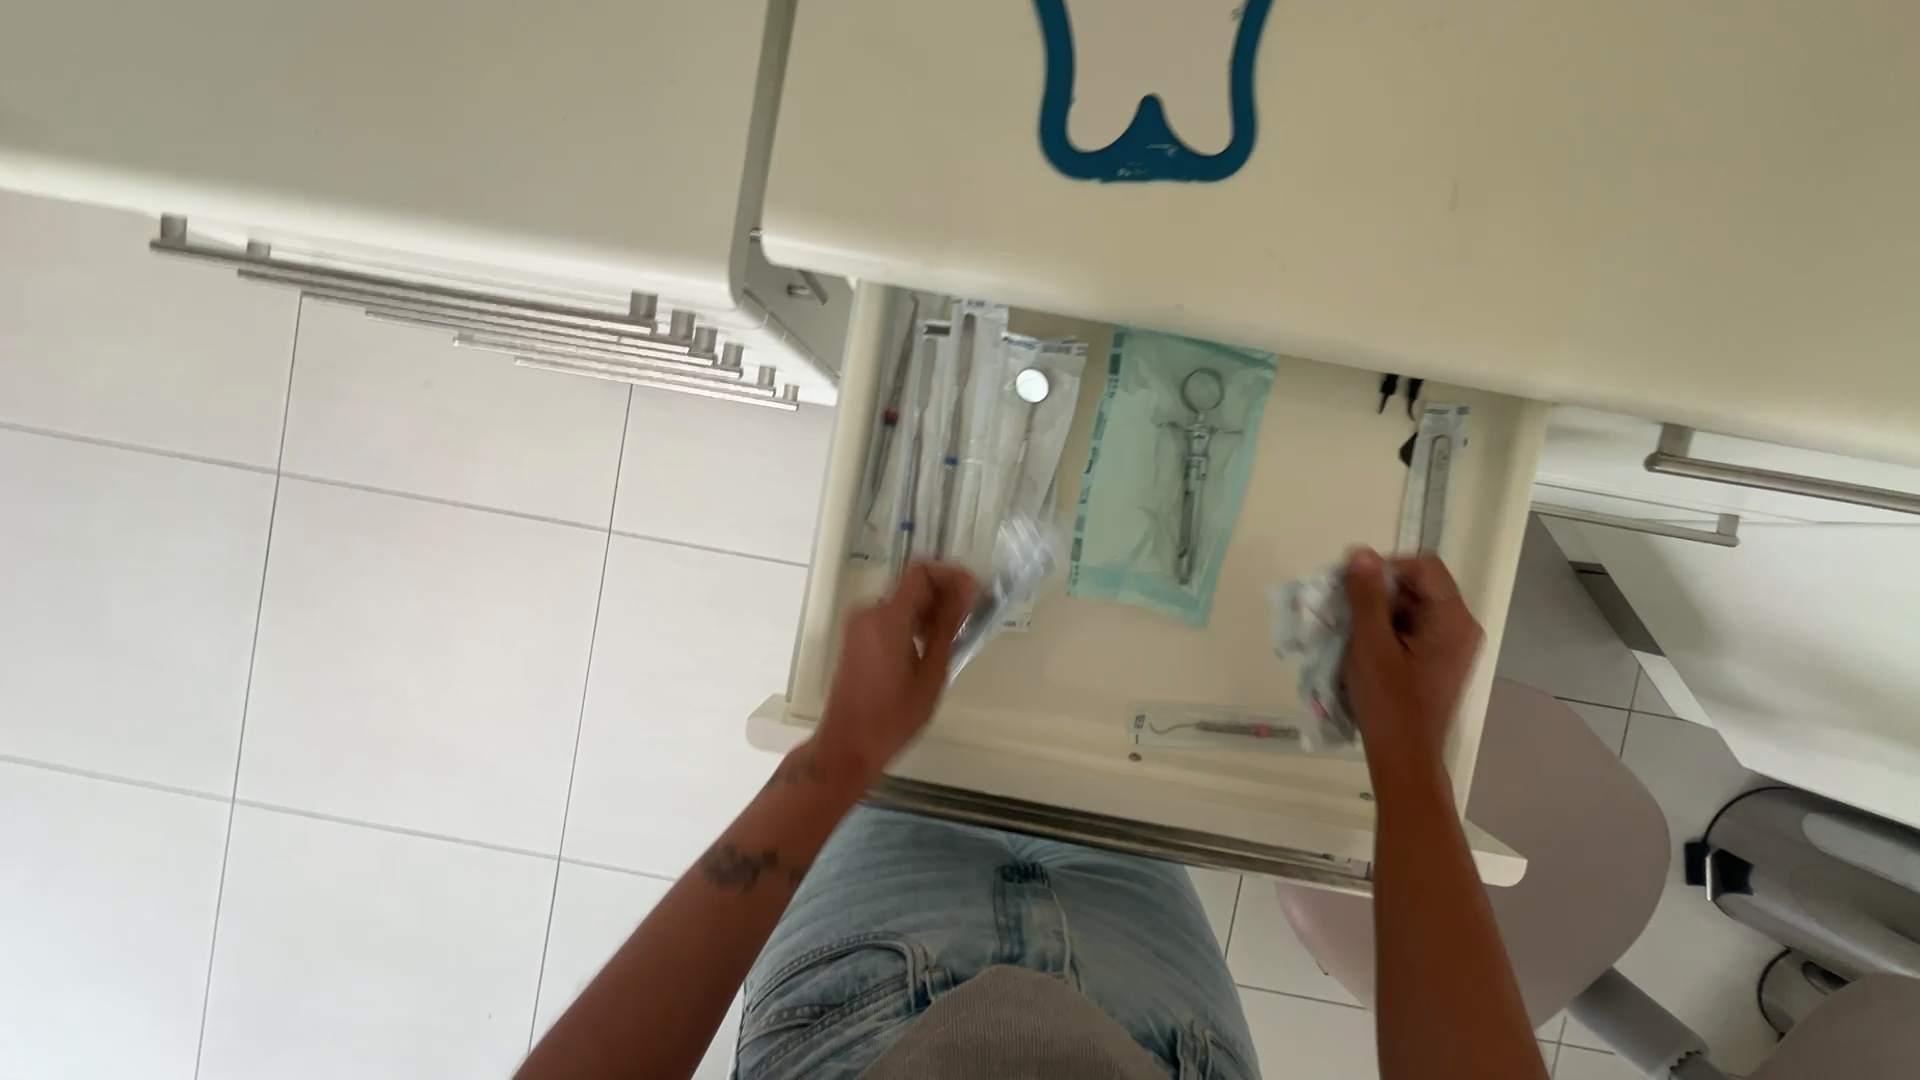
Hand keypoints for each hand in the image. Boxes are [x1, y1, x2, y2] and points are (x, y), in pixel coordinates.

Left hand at [813, 562, 976, 787]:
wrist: (847, 744)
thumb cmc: (892, 717)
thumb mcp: (930, 674)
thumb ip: (947, 629)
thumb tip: (965, 596)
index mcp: (887, 619)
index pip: (921, 572)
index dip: (951, 575)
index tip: (975, 591)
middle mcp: (868, 613)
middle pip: (912, 585)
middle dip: (943, 593)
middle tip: (971, 615)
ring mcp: (858, 625)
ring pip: (902, 601)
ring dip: (929, 609)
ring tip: (956, 634)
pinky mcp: (855, 638)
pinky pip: (889, 617)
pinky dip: (912, 621)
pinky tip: (931, 645)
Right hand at [1342, 547, 1483, 775]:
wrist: (1403, 755)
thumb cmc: (1388, 701)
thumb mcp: (1370, 644)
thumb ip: (1366, 596)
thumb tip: (1360, 552)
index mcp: (1453, 620)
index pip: (1424, 567)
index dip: (1386, 568)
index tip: (1353, 588)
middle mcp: (1460, 627)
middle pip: (1418, 585)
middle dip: (1378, 592)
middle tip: (1345, 611)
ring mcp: (1451, 644)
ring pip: (1411, 606)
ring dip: (1378, 612)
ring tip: (1352, 633)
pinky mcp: (1438, 658)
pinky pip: (1411, 627)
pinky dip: (1385, 629)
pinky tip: (1364, 648)